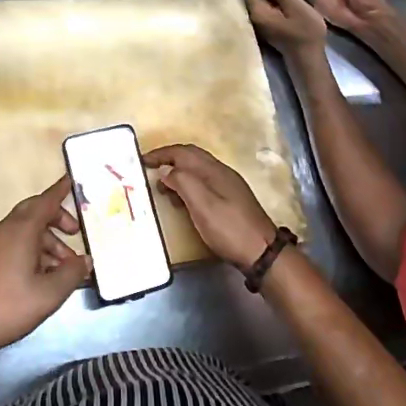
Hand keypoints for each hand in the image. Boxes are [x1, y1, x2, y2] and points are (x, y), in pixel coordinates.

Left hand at [0, 177, 92, 351]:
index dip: (60, 191)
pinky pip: (16, 242)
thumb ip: (72, 272)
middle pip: (34, 212)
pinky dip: (34, 249)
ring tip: (65, 266)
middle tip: (75, 233)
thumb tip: (85, 261)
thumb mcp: (51, 292)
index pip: (45, 202)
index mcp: (21, 230)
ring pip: (26, 230)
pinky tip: (46, 274)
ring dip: (48, 241)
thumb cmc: (12, 305)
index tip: (71, 180)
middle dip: (56, 218)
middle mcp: (6, 229)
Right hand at [142, 145, 279, 269]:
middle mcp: (222, 173)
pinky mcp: (230, 199)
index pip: (183, 152)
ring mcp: (228, 185)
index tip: (142, 160)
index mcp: (214, 171)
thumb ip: (183, 183)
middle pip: (191, 157)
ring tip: (162, 188)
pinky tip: (182, 201)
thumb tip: (165, 169)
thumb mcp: (202, 206)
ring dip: (177, 173)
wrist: (263, 253)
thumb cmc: (229, 229)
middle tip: (149, 169)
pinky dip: (187, 185)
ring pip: (197, 169)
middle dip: (169, 159)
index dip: (161, 154)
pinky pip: (203, 182)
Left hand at [244, 0, 330, 57]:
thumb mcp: (297, 8)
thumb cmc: (305, 33)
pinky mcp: (265, 26)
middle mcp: (252, 16)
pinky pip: (264, 8)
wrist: (307, 57)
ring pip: (258, 0)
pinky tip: (285, 4)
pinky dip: (272, 3)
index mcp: (257, 11)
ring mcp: (257, 22)